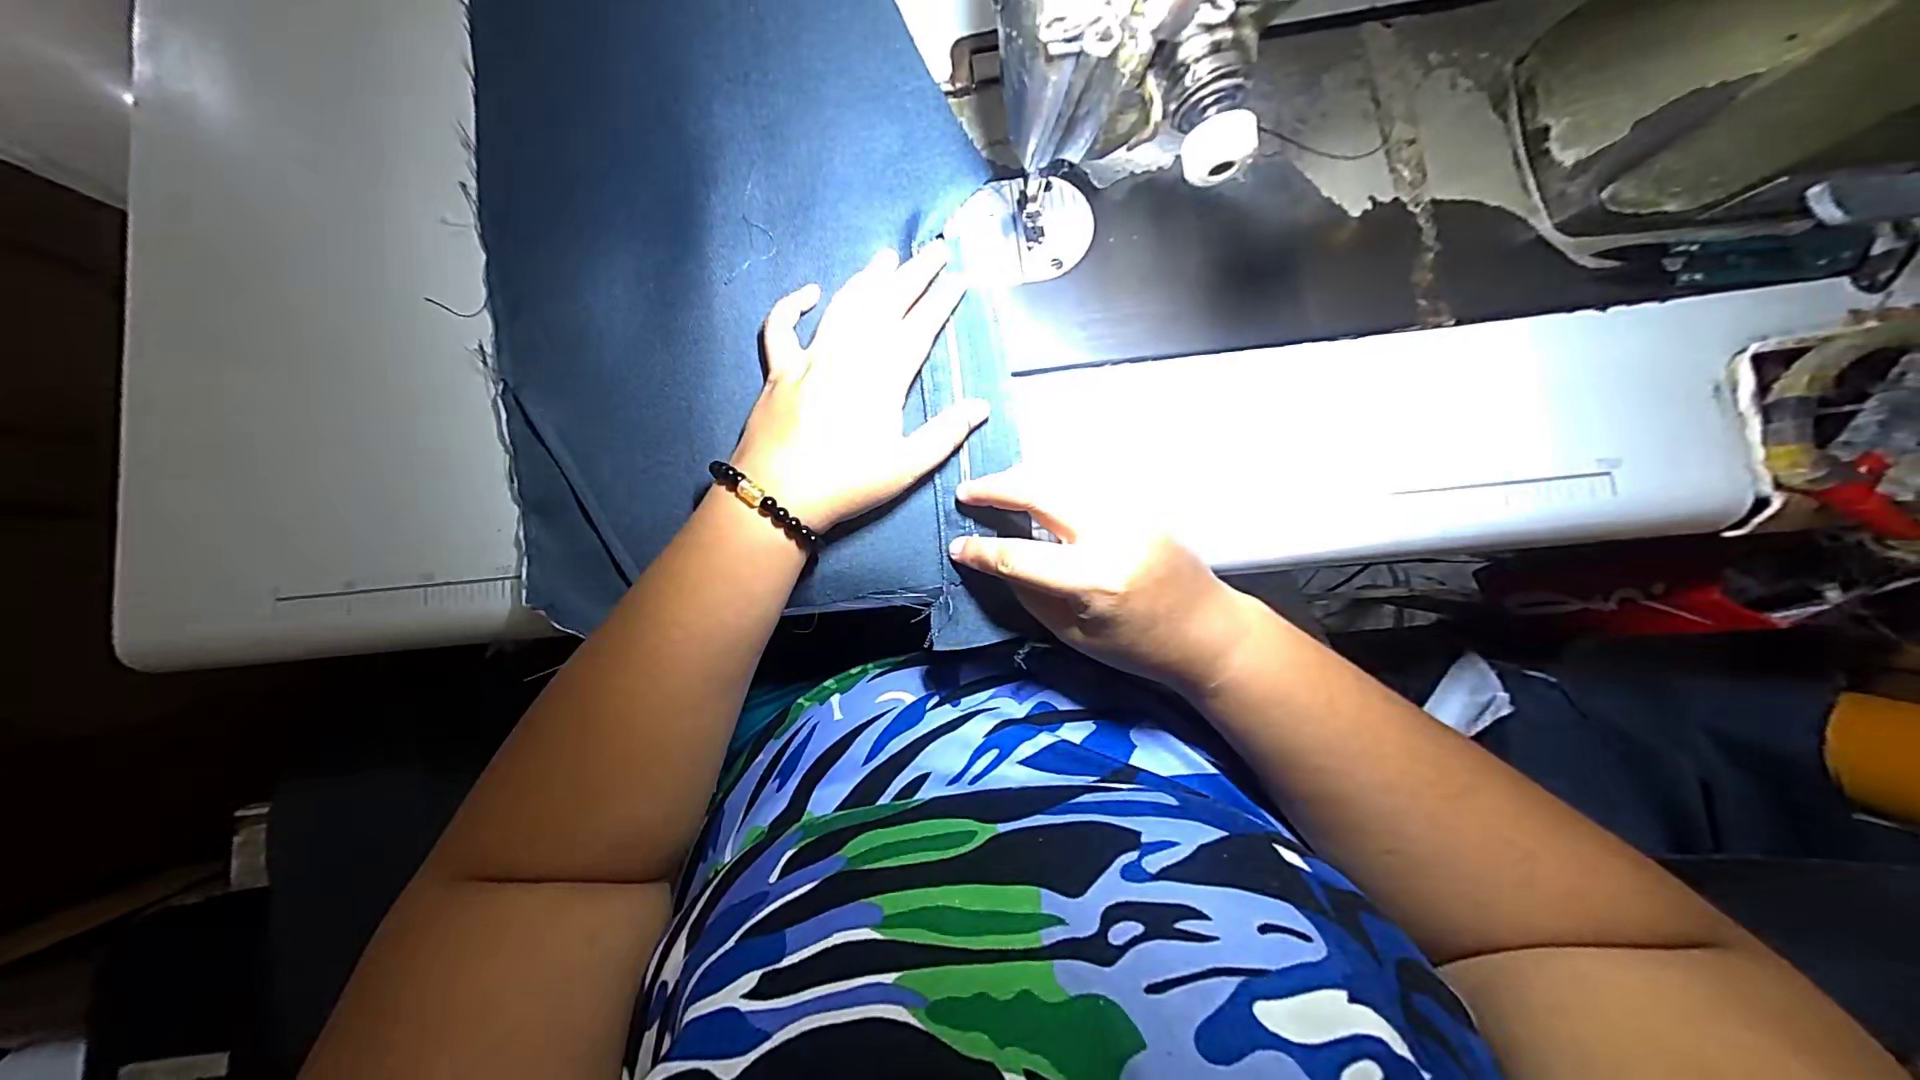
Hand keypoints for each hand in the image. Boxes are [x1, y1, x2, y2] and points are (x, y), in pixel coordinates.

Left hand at [728, 243, 987, 531]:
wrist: (777, 495)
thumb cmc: (846, 483)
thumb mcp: (905, 466)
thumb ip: (945, 434)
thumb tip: (981, 407)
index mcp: (883, 378)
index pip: (919, 328)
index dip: (941, 302)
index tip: (958, 279)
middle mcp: (847, 356)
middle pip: (884, 305)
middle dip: (912, 275)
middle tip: (933, 249)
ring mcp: (810, 359)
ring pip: (842, 306)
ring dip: (865, 279)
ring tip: (886, 257)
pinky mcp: (779, 370)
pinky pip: (781, 329)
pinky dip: (791, 306)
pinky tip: (809, 293)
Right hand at [947, 466, 1272, 695]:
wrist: (1208, 632)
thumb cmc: (1139, 648)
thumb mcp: (1073, 634)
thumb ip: (1031, 592)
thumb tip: (996, 560)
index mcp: (1095, 579)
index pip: (1020, 555)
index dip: (981, 550)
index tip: (957, 546)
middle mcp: (1113, 534)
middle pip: (1041, 492)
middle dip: (997, 488)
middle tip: (967, 492)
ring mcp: (1132, 511)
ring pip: (1065, 474)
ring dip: (1025, 477)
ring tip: (997, 488)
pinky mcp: (1142, 503)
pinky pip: (1088, 480)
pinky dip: (1056, 480)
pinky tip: (1038, 488)